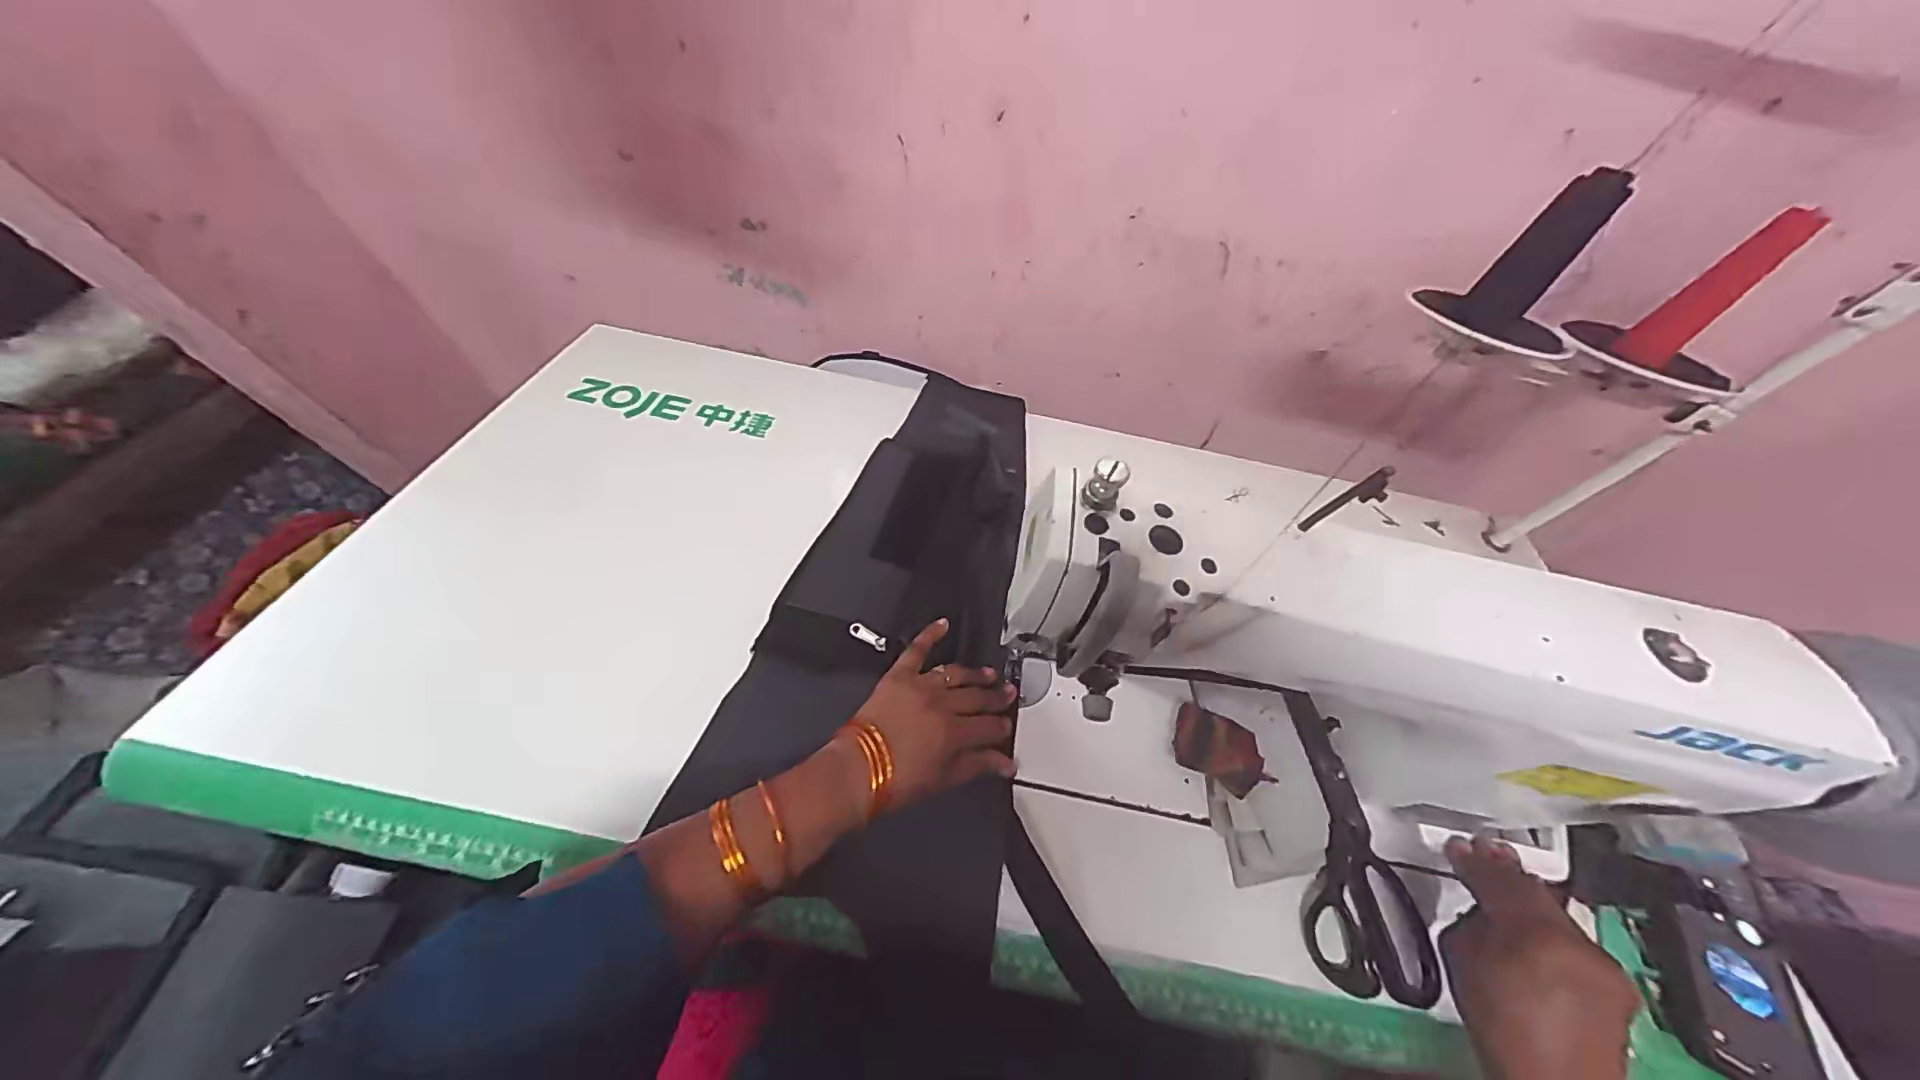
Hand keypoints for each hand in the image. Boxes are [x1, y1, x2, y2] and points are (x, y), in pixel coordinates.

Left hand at [842, 618, 1016, 813]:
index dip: (1002, 726)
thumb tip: (1003, 763)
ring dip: (975, 673)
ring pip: (956, 673)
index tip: (1006, 726)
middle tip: (1007, 694)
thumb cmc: (896, 780)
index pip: (990, 725)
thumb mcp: (945, 779)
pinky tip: (942, 625)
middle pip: (977, 697)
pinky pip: (917, 650)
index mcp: (956, 732)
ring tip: (989, 673)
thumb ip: (978, 765)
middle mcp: (942, 704)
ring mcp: (921, 686)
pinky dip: (929, 635)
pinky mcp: (899, 676)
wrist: (858, 769)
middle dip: (996, 697)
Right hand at [1440, 836, 1638, 1079]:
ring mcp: (1608, 971)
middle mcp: (1583, 947)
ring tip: (1503, 899)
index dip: (1479, 860)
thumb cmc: (1501, 1026)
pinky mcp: (1618, 991)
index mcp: (1540, 936)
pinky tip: (1531, 941)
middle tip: (1482, 859)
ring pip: (1559, 917)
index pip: (1505, 879)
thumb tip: (1479, 903)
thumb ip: (1471, 920)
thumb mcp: (1465, 961)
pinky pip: (1576, 944)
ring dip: (1531, 904)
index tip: (1462, 847)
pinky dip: (1552, 934)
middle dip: (1508, 876)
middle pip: (1538, 894)